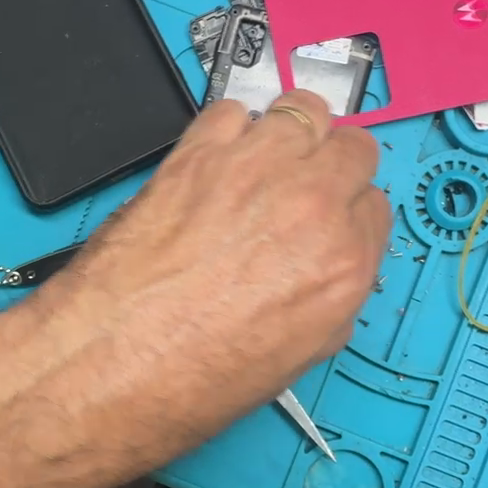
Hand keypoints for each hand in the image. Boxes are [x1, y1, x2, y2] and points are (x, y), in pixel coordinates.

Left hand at [33, 88, 389, 462]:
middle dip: (331, 166)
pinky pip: (234, 111)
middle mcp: (313, 206)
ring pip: (304, 112)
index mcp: (346, 263)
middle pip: (353, 149)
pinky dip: (230, 130)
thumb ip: (331, 295)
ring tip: (261, 165)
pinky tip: (215, 161)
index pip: (374, 207)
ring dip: (290, 134)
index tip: (328, 217)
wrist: (113, 360)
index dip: (348, 213)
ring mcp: (258, 169)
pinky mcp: (201, 151)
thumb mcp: (297, 355)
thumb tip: (328, 265)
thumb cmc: (194, 376)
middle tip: (300, 186)